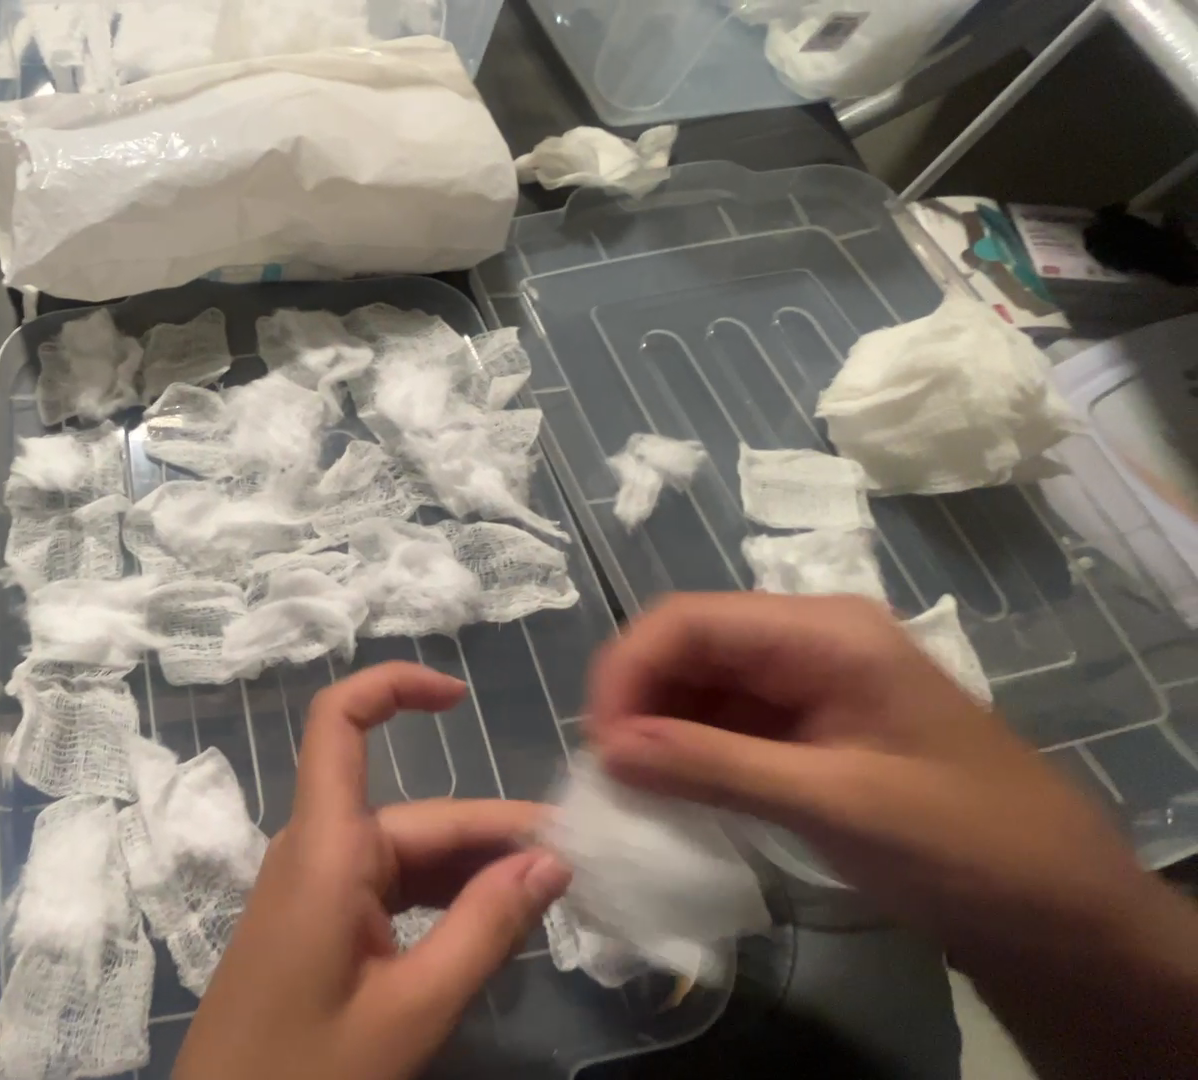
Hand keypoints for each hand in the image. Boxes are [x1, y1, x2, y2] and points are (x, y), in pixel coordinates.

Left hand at [174, 662, 570, 1079]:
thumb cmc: (310, 1067)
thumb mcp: (413, 1006)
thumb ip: (484, 928)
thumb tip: (551, 860)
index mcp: (325, 846)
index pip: (339, 722)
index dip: (392, 687)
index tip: (460, 696)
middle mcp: (317, 847)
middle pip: (412, 812)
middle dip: (492, 830)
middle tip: (580, 863)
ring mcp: (316, 882)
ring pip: (406, 850)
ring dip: (474, 866)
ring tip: (553, 891)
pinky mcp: (320, 915)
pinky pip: (389, 883)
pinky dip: (443, 895)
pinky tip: (496, 917)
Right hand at [585, 591, 1152, 973]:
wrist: (1063, 916)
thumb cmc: (970, 846)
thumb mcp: (838, 804)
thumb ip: (715, 768)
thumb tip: (606, 750)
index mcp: (823, 634)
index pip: (688, 621)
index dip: (628, 669)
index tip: (600, 740)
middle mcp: (801, 640)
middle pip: (681, 644)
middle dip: (633, 699)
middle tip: (608, 767)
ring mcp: (797, 679)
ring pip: (687, 680)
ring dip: (649, 725)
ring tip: (628, 781)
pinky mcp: (792, 720)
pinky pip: (710, 717)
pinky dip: (676, 748)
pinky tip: (663, 785)